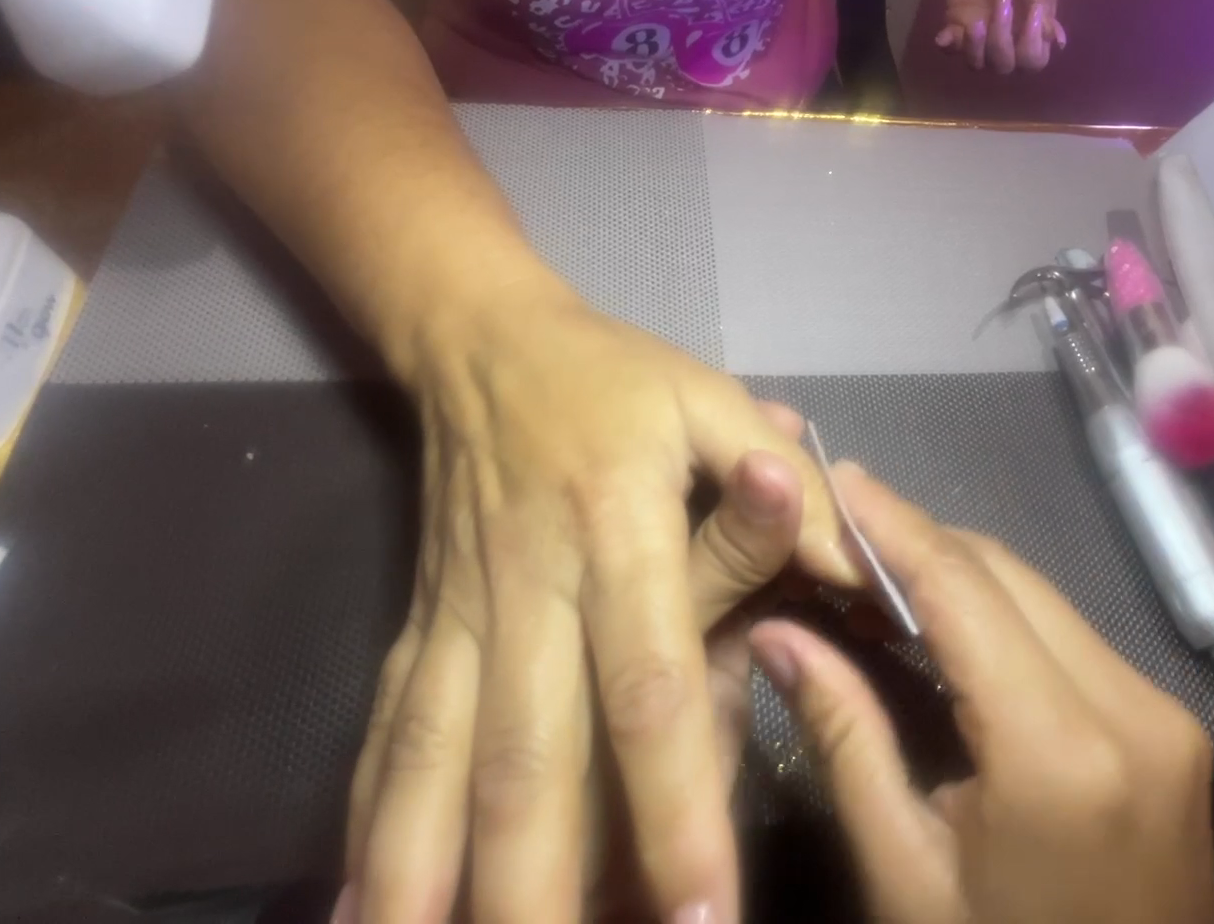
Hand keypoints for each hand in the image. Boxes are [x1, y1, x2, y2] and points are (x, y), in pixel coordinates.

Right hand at [342, 283, 853, 923]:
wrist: (485, 345)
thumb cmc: (613, 375)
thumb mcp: (708, 398)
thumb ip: (778, 480)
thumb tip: (854, 559)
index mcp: (617, 528)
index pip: (650, 682)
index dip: (674, 799)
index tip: (703, 911)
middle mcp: (532, 587)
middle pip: (534, 755)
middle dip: (549, 885)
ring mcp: (464, 612)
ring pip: (444, 764)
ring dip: (435, 881)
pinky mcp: (423, 622)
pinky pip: (391, 731)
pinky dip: (371, 826)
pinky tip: (359, 913)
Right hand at [750, 463, 1213, 923]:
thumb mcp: (904, 872)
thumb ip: (844, 734)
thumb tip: (777, 630)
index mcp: (1059, 752)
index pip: (961, 589)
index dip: (893, 524)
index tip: (839, 477)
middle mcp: (1129, 705)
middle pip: (1004, 575)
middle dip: (916, 539)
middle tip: (838, 526)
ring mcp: (1160, 709)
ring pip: (1037, 593)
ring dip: (954, 569)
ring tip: (872, 565)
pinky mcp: (1167, 720)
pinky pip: (1063, 630)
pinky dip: (994, 608)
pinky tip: (938, 617)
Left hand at [935, 0, 1064, 73]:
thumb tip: (1056, 40)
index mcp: (1034, 25)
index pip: (1034, 61)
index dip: (1031, 50)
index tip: (1032, 14)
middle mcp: (1008, 36)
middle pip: (1005, 67)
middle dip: (1002, 44)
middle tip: (1002, 0)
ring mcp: (980, 32)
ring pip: (978, 64)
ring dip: (977, 48)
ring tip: (976, 22)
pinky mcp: (956, 22)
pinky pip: (950, 49)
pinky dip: (949, 46)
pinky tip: (950, 33)